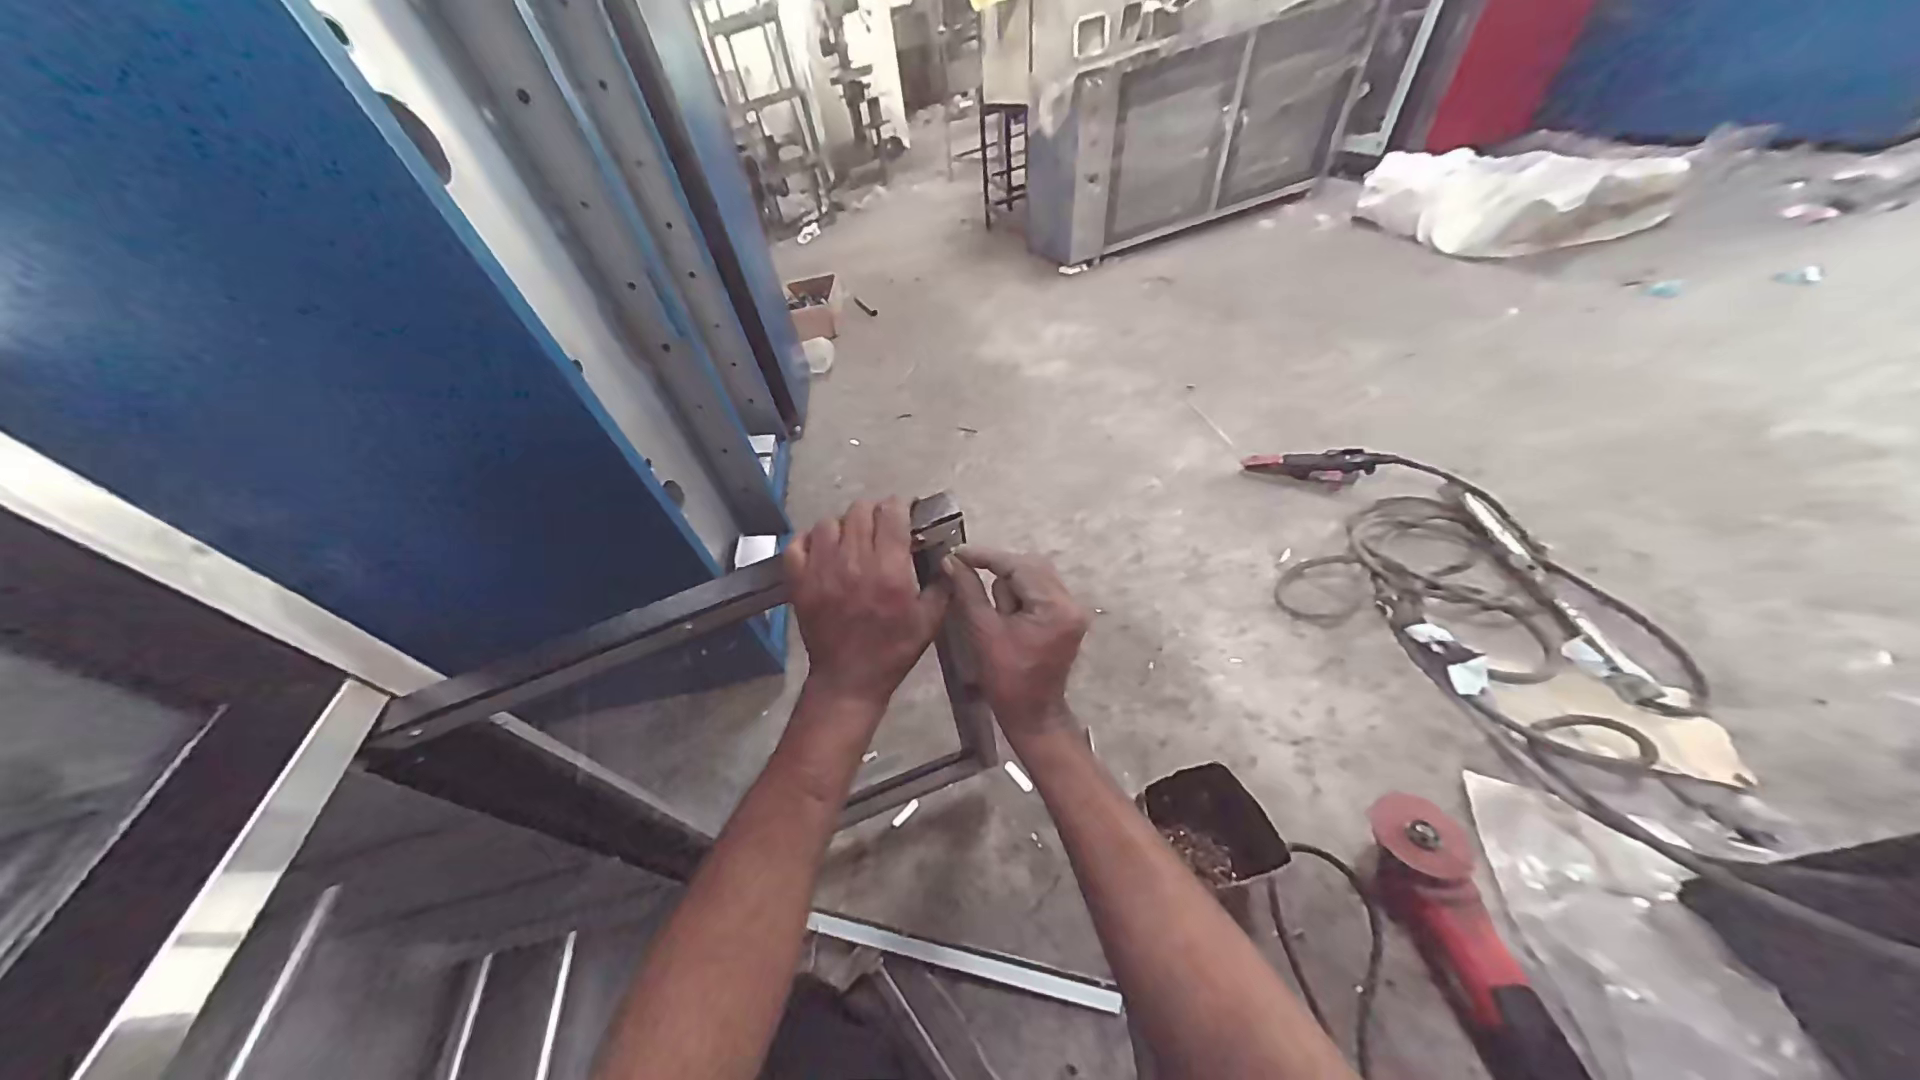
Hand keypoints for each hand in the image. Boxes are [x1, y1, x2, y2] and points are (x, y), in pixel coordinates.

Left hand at [785, 499, 948, 709]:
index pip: (892, 513)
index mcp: (890, 570)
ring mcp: (822, 570)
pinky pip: (797, 543)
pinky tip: (823, 549)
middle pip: (860, 510)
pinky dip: (810, 540)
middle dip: (875, 512)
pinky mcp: (799, 581)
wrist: (849, 679)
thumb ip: (942, 584)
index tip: (905, 511)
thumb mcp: (930, 620)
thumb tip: (947, 555)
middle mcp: (854, 563)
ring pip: (829, 522)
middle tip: (881, 525)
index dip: (901, 506)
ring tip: (852, 538)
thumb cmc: (893, 650)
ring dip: (844, 525)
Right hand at [946, 547, 1089, 739]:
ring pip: (1035, 576)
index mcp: (1054, 607)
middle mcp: (1071, 603)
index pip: (1018, 566)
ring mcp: (1072, 610)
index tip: (957, 553)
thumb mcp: (982, 631)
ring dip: (1008, 585)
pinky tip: (1003, 610)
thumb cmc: (1005, 679)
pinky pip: (1040, 591)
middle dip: (998, 570)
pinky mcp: (1067, 617)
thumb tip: (951, 561)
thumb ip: (968, 590)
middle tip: (967, 573)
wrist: (1032, 714)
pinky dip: (1018, 593)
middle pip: (1031, 566)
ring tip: (993, 612)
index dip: (986, 556)